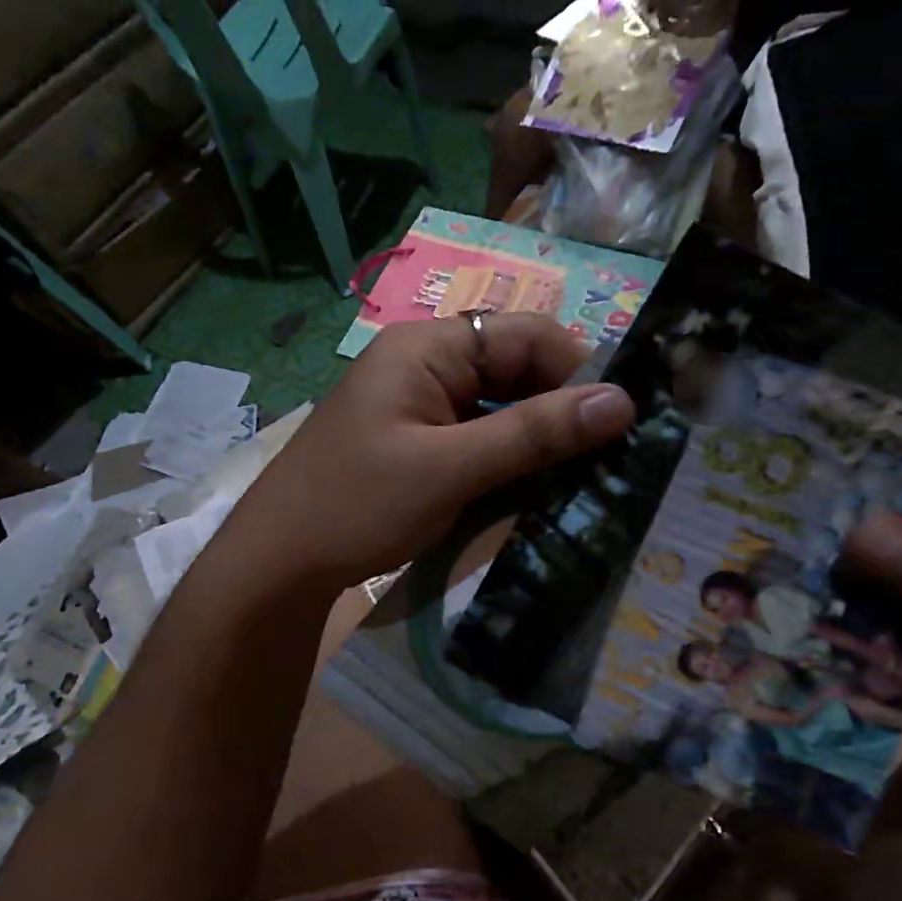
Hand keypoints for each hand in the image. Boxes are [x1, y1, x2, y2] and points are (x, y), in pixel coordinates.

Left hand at [221, 314, 635, 592]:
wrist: (280, 563)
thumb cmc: (356, 506)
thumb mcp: (450, 469)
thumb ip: (534, 434)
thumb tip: (621, 403)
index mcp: (428, 348)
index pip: (524, 335)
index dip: (577, 370)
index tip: (621, 420)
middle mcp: (429, 365)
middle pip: (516, 369)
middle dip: (563, 407)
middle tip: (612, 454)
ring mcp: (424, 407)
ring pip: (504, 407)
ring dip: (542, 437)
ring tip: (588, 473)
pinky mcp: (424, 444)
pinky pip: (484, 438)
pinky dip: (514, 459)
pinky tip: (541, 487)